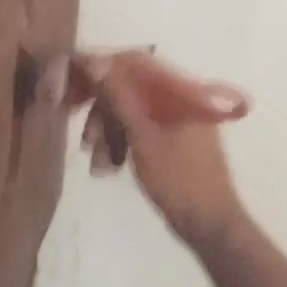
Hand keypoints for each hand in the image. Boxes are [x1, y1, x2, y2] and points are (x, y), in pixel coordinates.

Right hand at [92, 51, 252, 247]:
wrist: (211, 226)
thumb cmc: (178, 179)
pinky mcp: (173, 142)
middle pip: (131, 90)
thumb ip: (119, 96)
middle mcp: (181, 100)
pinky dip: (122, 144)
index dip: (102, 70)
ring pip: (132, 113)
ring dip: (109, 132)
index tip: (76, 86)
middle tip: (84, 136)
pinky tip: (107, 166)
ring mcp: (178, 122)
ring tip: (95, 161)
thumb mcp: (142, 136)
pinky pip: (141, 131)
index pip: (136, 63)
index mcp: (181, 91)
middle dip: (103, 111)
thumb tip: (95, 60)